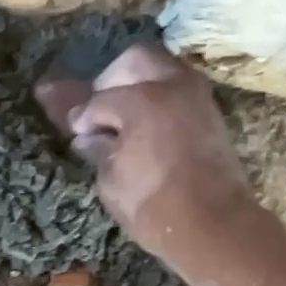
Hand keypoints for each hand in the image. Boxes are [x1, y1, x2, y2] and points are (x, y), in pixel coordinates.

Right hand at [36, 43, 257, 271]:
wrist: (213, 224)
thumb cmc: (154, 208)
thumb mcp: (112, 183)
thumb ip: (98, 150)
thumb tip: (86, 136)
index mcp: (141, 100)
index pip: (99, 100)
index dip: (81, 116)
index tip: (73, 130)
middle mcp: (172, 84)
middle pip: (134, 61)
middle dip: (110, 79)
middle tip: (97, 109)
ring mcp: (196, 95)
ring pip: (161, 69)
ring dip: (138, 83)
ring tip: (121, 117)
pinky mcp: (210, 112)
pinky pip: (178, 88)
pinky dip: (158, 97)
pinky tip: (144, 125)